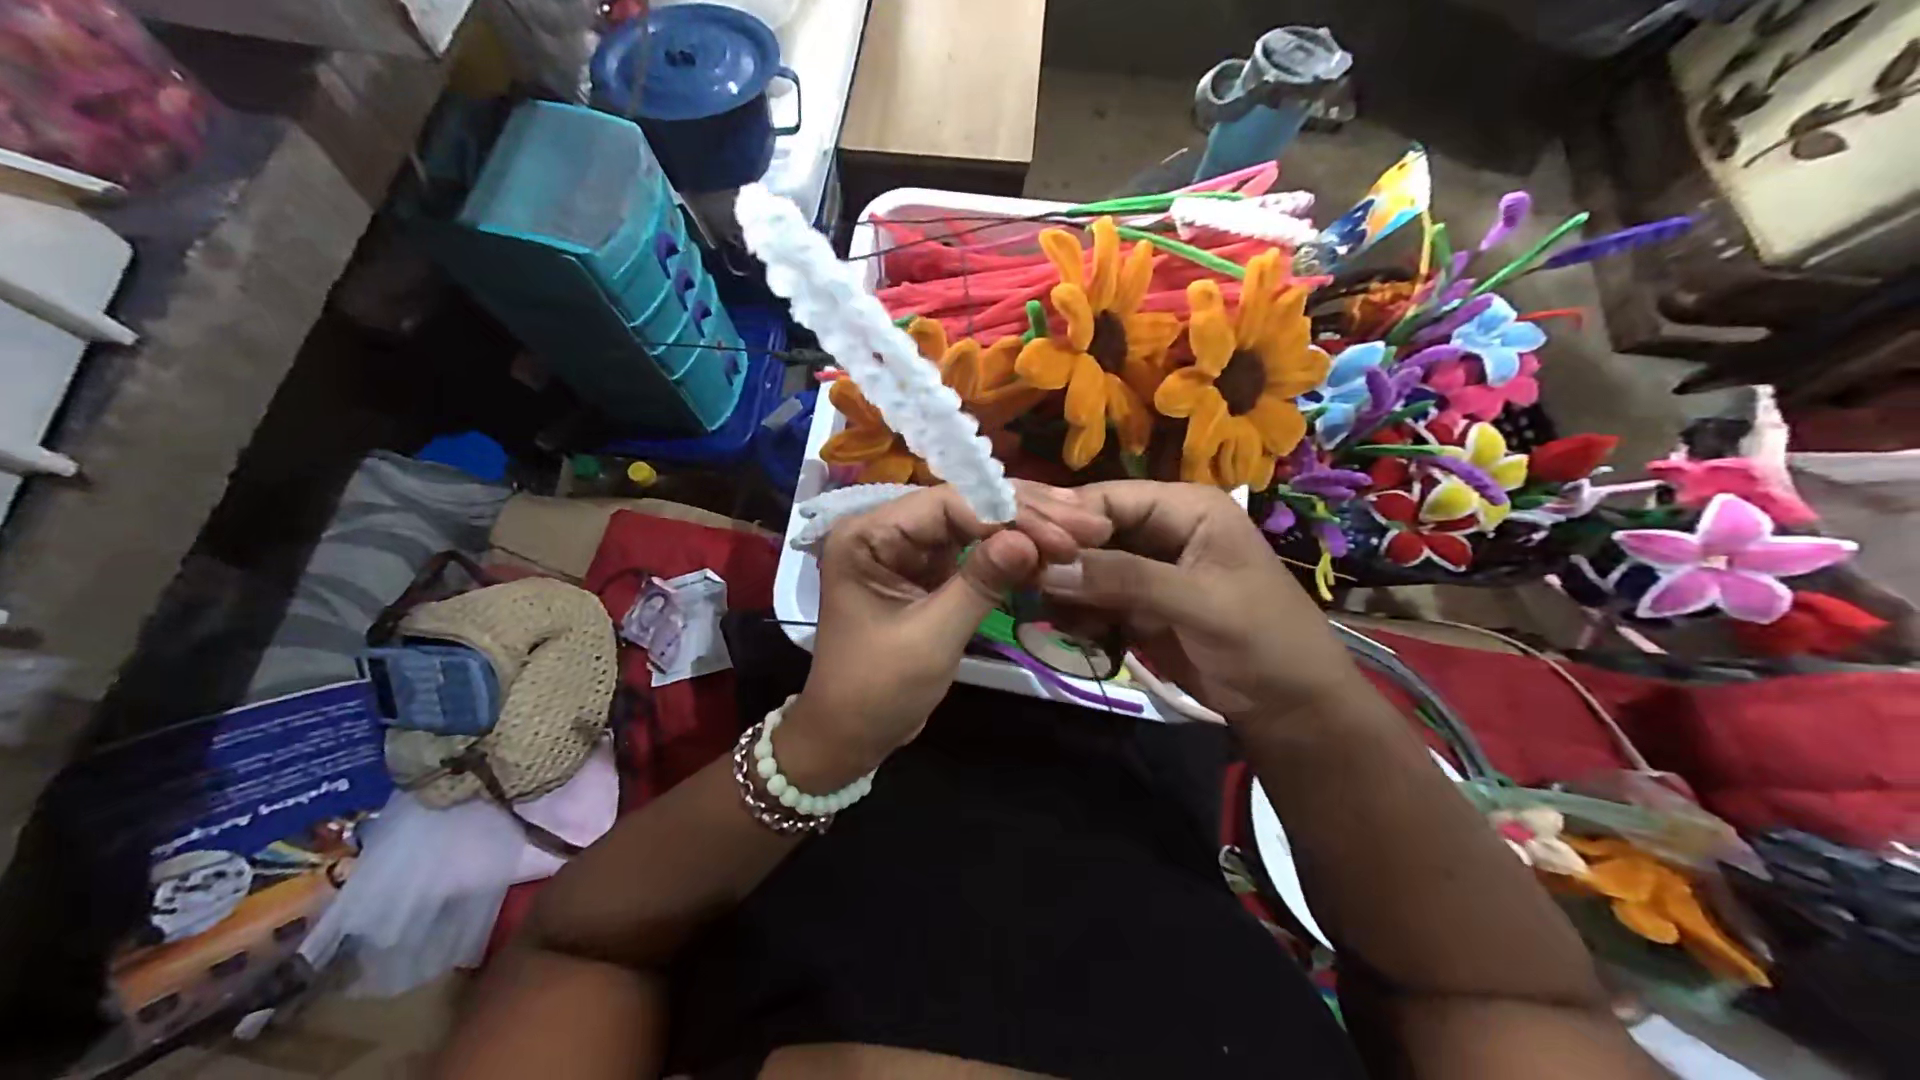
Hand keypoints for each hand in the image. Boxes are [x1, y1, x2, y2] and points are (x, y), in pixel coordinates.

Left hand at [784, 482, 1111, 780]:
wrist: (850, 735)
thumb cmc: (876, 690)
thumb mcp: (930, 638)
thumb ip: (978, 584)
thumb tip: (1028, 540)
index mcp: (868, 535)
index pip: (947, 503)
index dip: (1007, 513)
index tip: (1063, 535)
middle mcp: (887, 530)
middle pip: (965, 506)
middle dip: (1026, 515)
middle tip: (1088, 527)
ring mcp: (909, 549)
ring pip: (977, 524)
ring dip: (1028, 528)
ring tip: (1083, 532)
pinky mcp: (927, 571)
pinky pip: (975, 551)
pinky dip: (1013, 552)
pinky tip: (1052, 552)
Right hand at [1035, 480, 1363, 723]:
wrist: (1289, 706)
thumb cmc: (1263, 640)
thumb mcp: (1200, 603)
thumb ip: (1127, 579)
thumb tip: (1049, 565)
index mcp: (1184, 508)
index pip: (1106, 498)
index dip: (1062, 518)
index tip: (1019, 545)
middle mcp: (1158, 529)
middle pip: (1087, 529)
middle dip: (1059, 558)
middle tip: (1026, 584)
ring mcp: (1144, 569)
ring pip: (1082, 566)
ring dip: (1066, 592)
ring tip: (1063, 620)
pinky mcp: (1135, 604)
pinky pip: (1090, 599)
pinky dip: (1079, 615)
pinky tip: (1083, 636)